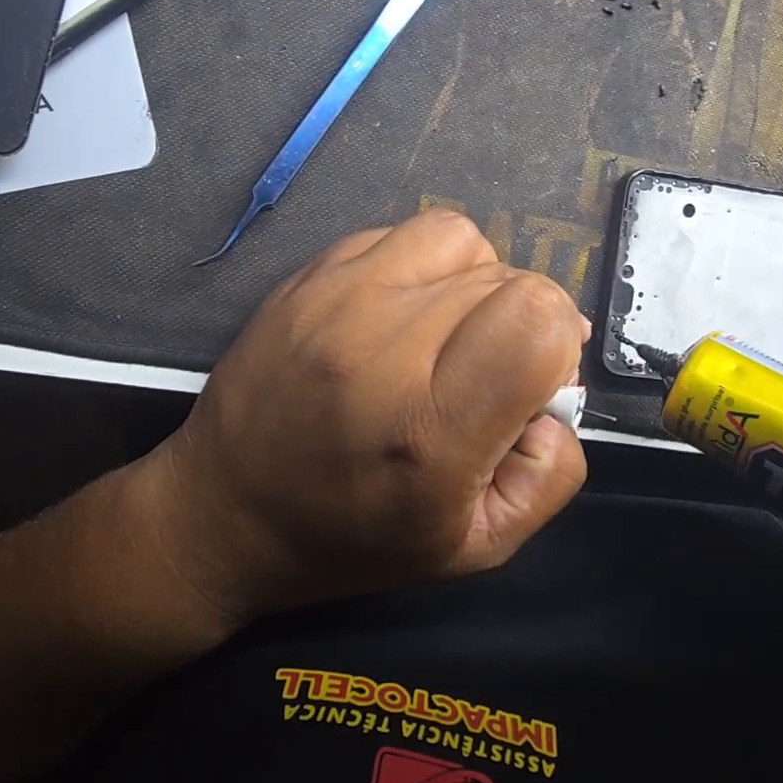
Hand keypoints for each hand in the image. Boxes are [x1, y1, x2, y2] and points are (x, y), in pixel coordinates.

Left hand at [146, 210, 590, 625]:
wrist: (223, 514)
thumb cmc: (352, 541)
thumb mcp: (476, 547)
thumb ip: (549, 473)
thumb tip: (557, 394)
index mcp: (428, 428)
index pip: (538, 318)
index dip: (559, 343)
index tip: (533, 381)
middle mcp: (380, 345)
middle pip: (508, 279)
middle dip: (521, 322)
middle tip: (482, 373)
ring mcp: (336, 298)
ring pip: (460, 238)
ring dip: (475, 280)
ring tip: (446, 332)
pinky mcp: (306, 276)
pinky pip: (401, 235)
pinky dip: (423, 267)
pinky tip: (399, 316)